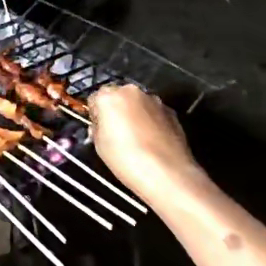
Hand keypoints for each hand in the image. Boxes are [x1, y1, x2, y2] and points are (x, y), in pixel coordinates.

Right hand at [89, 84, 202, 199]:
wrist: (166, 173)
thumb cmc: (129, 161)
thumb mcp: (100, 147)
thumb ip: (97, 128)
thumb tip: (101, 125)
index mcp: (109, 97)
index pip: (95, 99)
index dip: (96, 115)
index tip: (98, 129)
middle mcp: (131, 92)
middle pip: (118, 97)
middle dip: (116, 112)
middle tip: (116, 135)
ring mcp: (153, 99)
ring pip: (137, 104)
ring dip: (134, 115)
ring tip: (136, 142)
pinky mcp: (170, 110)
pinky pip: (154, 112)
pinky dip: (151, 121)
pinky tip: (151, 142)